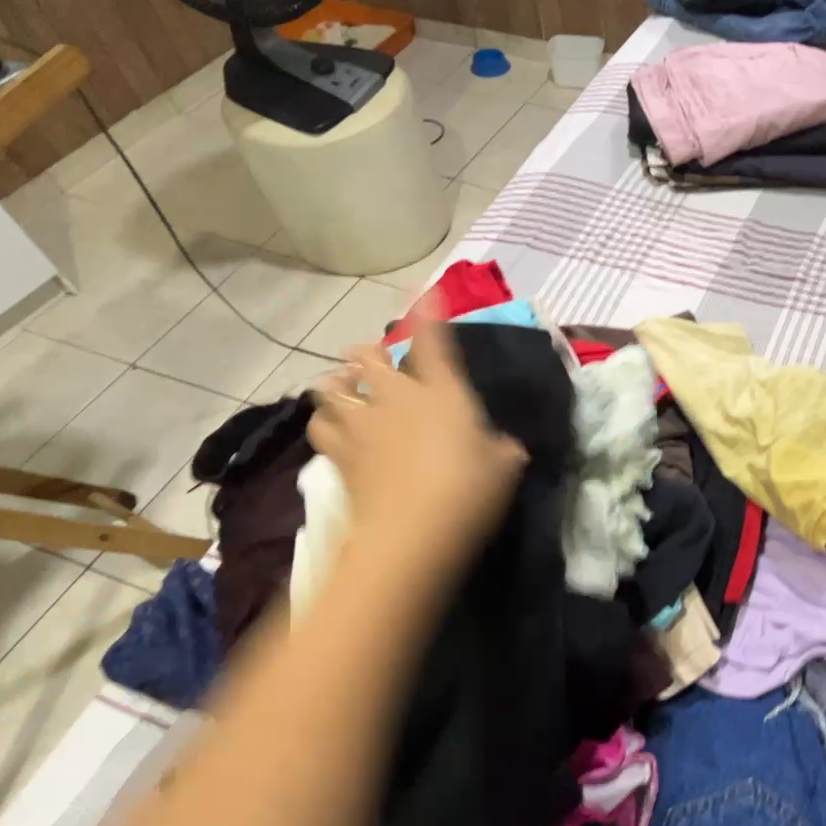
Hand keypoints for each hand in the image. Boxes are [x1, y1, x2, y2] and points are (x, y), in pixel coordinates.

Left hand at [307, 300, 526, 547]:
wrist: (413, 531)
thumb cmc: (469, 490)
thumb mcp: (505, 466)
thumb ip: (500, 447)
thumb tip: (499, 444)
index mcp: (443, 391)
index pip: (434, 342)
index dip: (429, 314)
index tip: (427, 294)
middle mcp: (397, 396)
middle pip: (368, 356)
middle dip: (369, 355)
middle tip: (376, 363)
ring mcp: (362, 422)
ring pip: (333, 386)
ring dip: (339, 384)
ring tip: (344, 391)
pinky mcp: (339, 452)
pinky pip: (320, 424)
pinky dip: (325, 420)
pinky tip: (333, 427)